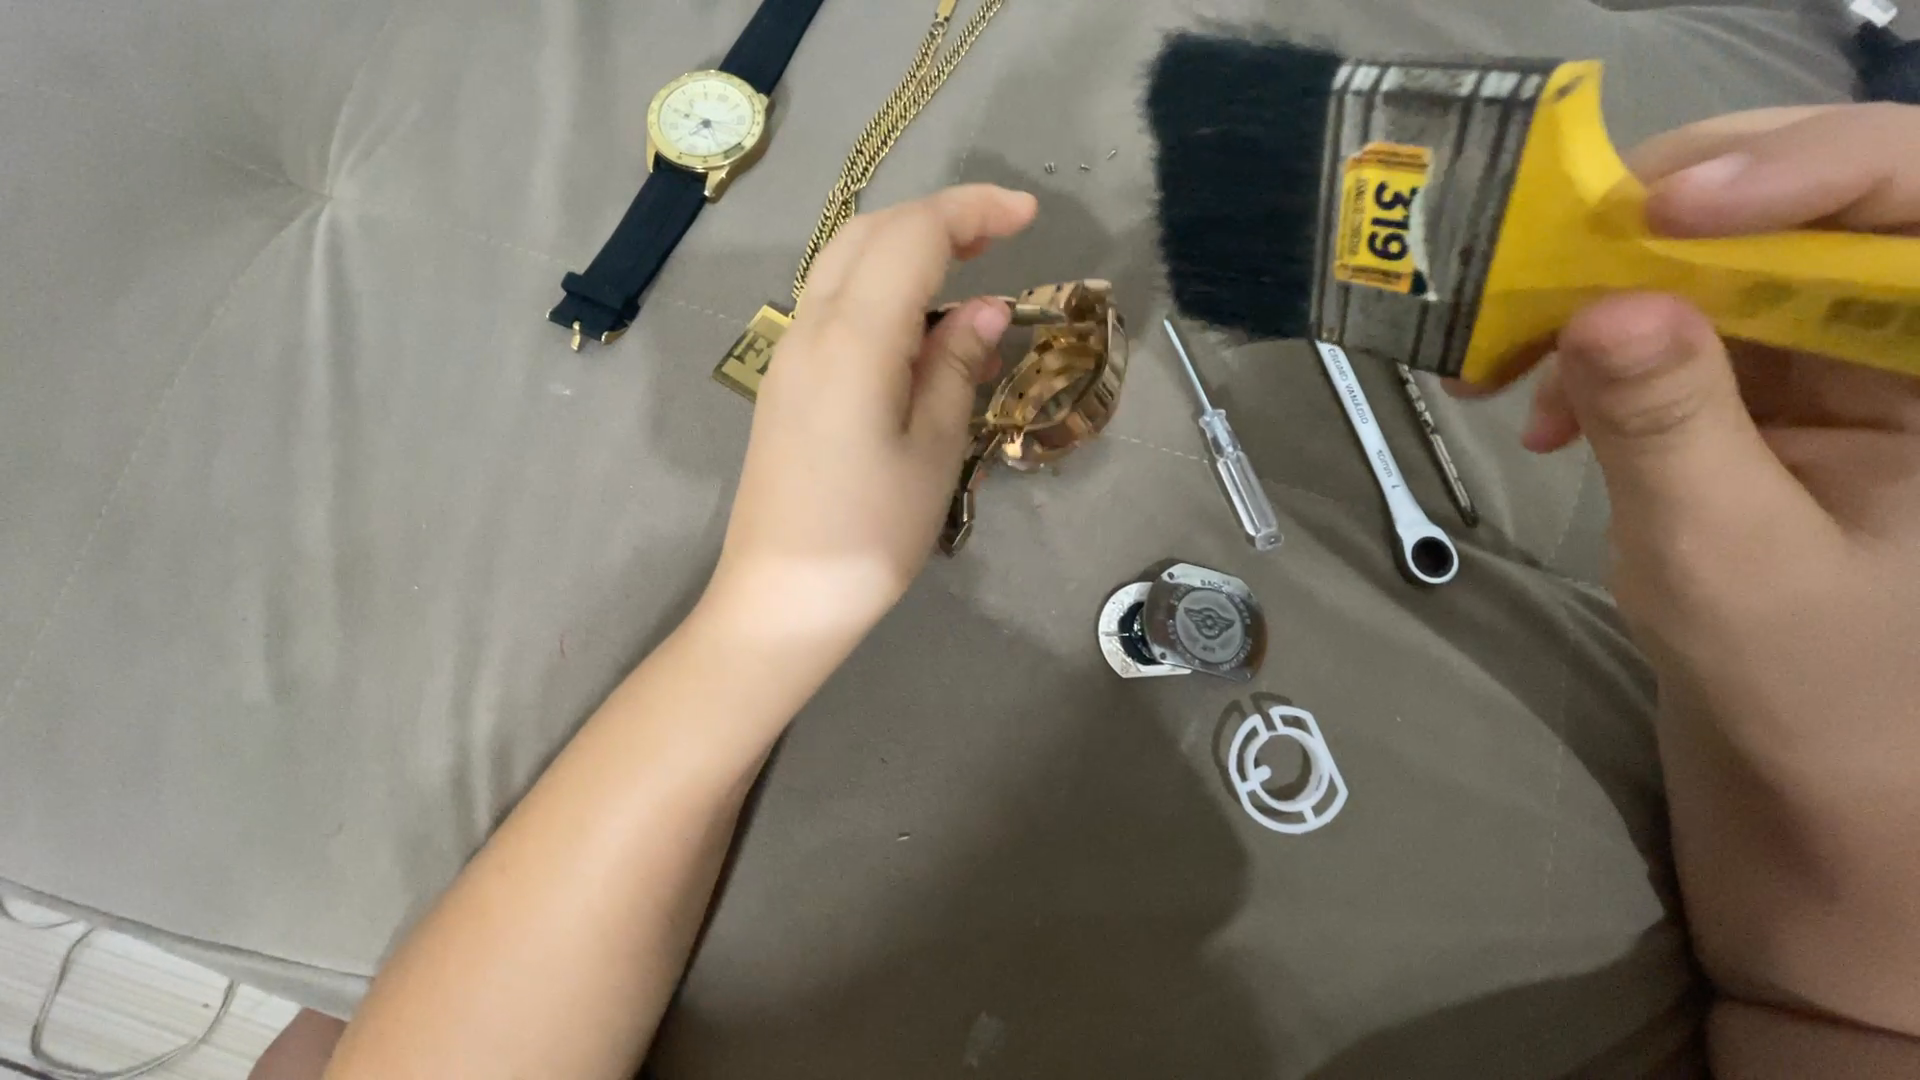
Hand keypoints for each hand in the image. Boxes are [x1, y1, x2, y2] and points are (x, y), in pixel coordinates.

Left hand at [703, 185, 1038, 642]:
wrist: (783, 596)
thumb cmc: (870, 535)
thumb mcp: (933, 451)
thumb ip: (954, 367)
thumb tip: (984, 308)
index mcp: (854, 341)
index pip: (912, 237)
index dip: (973, 212)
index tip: (1029, 216)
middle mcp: (811, 330)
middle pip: (868, 233)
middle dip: (936, 219)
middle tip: (999, 236)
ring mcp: (789, 355)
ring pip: (843, 264)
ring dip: (905, 250)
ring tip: (967, 274)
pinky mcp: (785, 382)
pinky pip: (832, 306)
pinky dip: (879, 290)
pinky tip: (918, 329)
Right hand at [1521, 105, 1919, 1026]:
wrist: (1816, 771)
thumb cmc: (1811, 690)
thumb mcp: (1725, 558)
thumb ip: (1670, 430)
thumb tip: (1601, 312)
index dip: (1805, 168)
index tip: (1657, 205)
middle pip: (1816, 207)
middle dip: (1664, 226)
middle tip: (1542, 263)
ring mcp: (1850, 360)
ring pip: (1724, 265)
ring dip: (1603, 296)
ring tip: (1509, 357)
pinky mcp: (1773, 393)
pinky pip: (1678, 331)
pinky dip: (1596, 353)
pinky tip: (1541, 407)